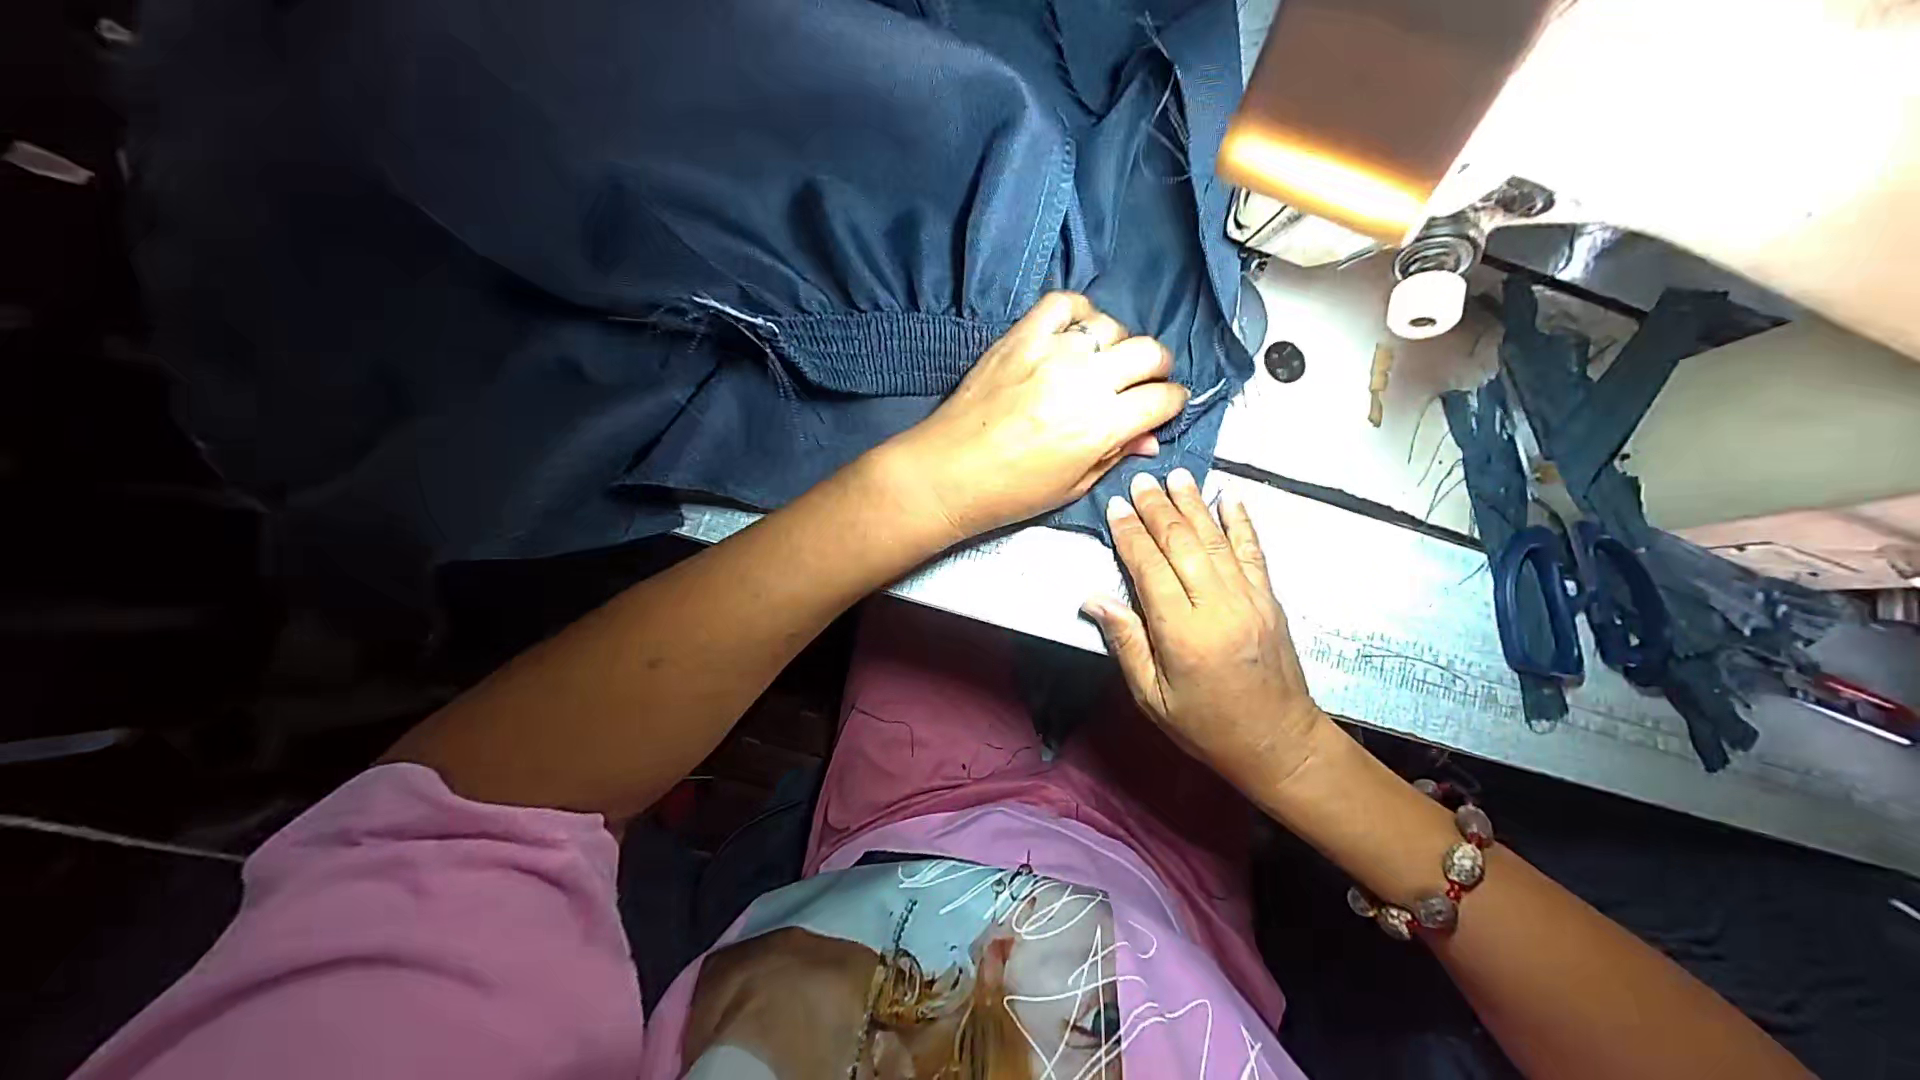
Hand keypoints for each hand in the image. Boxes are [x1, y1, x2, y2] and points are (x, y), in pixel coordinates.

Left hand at [879, 292, 1187, 542]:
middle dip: (1157, 369)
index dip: (1172, 403)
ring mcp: (1051, 353)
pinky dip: (1078, 313)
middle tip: (1143, 382)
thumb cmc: (1010, 491)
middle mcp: (1084, 382)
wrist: (948, 472)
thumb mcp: (1072, 485)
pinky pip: (1063, 304)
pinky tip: (1075, 333)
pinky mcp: (1020, 337)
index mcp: (1101, 425)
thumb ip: (1115, 454)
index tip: (1164, 406)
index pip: (1162, 398)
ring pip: (1110, 326)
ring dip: (1117, 344)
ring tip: (1103, 362)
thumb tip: (1150, 438)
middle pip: (1149, 353)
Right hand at [1081, 469, 1333, 794]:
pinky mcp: (1270, 599)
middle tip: (1141, 481)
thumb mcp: (1153, 697)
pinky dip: (1241, 523)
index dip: (1131, 535)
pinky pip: (1253, 552)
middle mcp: (1218, 608)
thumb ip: (1126, 643)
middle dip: (1159, 510)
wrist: (1279, 742)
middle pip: (1183, 545)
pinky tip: (1229, 498)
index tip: (1117, 507)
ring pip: (1216, 541)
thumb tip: (1095, 600)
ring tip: (1176, 477)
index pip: (1150, 570)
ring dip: (1194, 505)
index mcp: (1183, 634)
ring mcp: (1250, 599)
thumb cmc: (1206, 726)